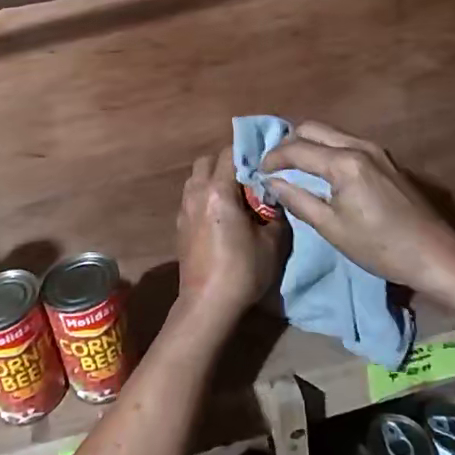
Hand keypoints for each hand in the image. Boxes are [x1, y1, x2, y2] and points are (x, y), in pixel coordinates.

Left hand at [175, 147, 280, 332]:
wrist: (208, 302)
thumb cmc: (243, 270)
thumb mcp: (272, 241)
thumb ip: (274, 211)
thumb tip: (273, 196)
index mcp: (217, 190)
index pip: (230, 153)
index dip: (249, 152)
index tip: (266, 160)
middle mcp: (195, 192)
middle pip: (208, 161)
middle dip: (228, 162)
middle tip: (251, 179)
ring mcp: (183, 208)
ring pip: (196, 178)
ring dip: (215, 178)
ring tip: (238, 196)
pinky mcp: (179, 224)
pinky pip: (192, 196)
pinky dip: (206, 195)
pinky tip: (224, 214)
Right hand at [259, 121, 454, 296]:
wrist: (436, 255)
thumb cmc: (380, 246)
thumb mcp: (331, 228)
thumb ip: (297, 199)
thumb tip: (271, 182)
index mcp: (344, 163)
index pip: (296, 149)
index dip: (271, 159)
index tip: (258, 172)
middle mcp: (359, 147)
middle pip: (311, 128)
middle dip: (286, 143)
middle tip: (273, 165)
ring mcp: (376, 150)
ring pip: (329, 132)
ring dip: (306, 144)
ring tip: (291, 167)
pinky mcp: (385, 159)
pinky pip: (344, 142)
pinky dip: (324, 149)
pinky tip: (319, 170)